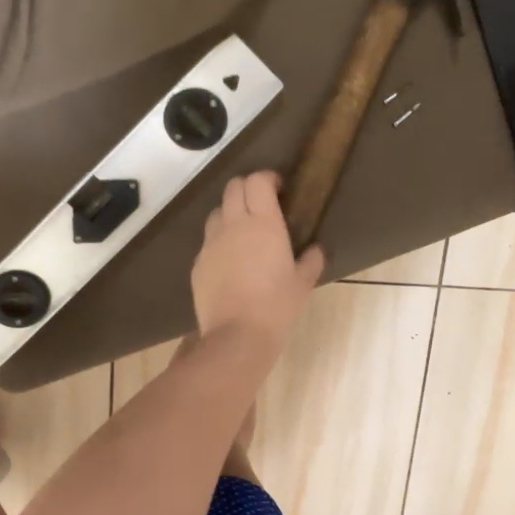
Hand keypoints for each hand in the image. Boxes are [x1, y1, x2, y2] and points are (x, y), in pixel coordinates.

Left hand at [191, 172, 325, 348]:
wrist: (236, 336)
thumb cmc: (277, 306)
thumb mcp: (303, 284)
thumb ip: (311, 260)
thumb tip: (316, 249)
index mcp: (263, 223)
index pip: (258, 181)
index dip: (268, 178)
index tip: (280, 189)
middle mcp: (234, 225)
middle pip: (233, 187)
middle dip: (247, 188)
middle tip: (263, 205)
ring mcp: (211, 244)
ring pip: (216, 212)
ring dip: (230, 212)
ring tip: (244, 232)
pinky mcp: (198, 263)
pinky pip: (208, 242)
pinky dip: (219, 241)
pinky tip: (230, 262)